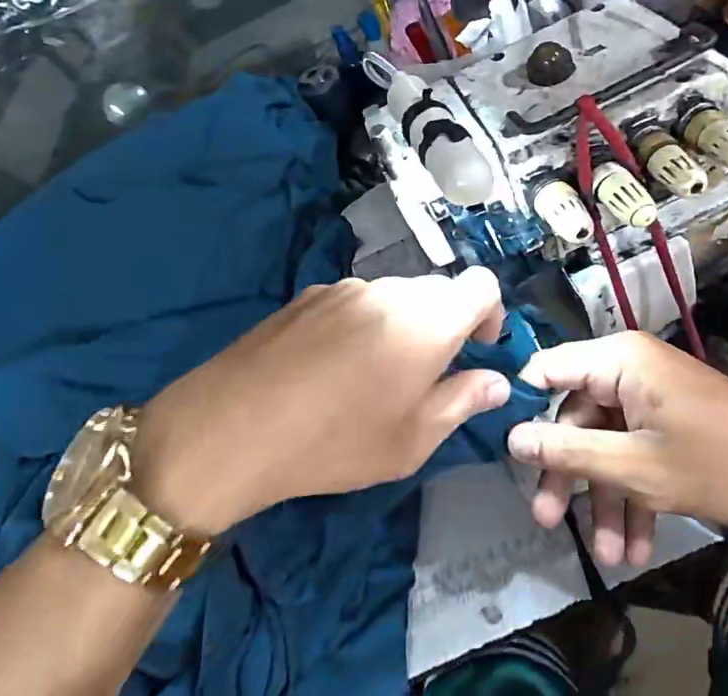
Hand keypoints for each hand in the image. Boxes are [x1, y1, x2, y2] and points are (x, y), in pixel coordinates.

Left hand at [134, 269, 512, 534]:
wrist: (232, 425)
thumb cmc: (333, 442)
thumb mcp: (410, 441)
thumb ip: (461, 401)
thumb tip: (495, 380)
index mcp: (425, 322)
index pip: (481, 284)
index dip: (490, 313)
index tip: (477, 350)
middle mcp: (388, 291)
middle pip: (436, 291)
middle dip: (445, 326)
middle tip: (424, 377)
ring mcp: (343, 287)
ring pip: (394, 296)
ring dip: (401, 325)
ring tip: (370, 378)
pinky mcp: (307, 294)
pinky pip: (354, 300)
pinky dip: (362, 323)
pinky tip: (330, 367)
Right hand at [506, 332, 727, 566]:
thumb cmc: (718, 463)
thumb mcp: (637, 467)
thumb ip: (569, 453)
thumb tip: (510, 440)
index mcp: (617, 359)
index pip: (547, 370)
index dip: (523, 409)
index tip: (506, 453)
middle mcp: (627, 367)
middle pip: (575, 415)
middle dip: (567, 473)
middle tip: (547, 520)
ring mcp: (649, 394)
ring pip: (605, 441)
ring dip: (604, 496)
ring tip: (608, 554)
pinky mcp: (666, 418)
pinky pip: (633, 448)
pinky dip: (632, 491)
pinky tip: (636, 544)